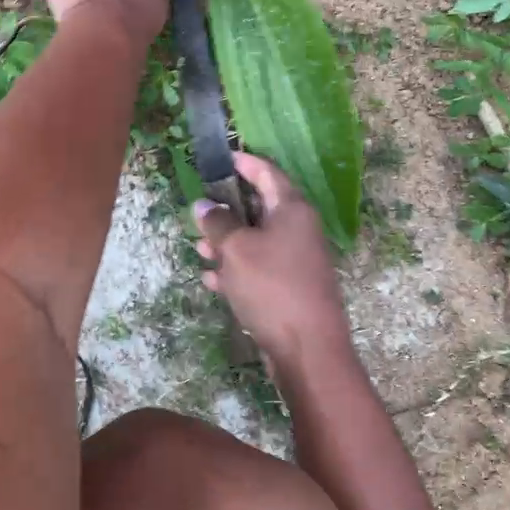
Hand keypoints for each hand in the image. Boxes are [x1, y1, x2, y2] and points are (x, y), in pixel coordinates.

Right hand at [193, 154, 349, 364]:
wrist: (309, 352)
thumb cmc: (272, 287)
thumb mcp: (236, 249)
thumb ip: (218, 223)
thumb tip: (204, 205)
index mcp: (291, 209)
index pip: (266, 172)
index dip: (243, 162)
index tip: (220, 158)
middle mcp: (298, 229)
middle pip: (259, 207)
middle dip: (227, 211)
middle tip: (199, 213)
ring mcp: (297, 260)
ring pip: (256, 240)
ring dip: (227, 243)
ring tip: (200, 251)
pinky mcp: (292, 288)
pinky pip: (260, 268)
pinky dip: (237, 270)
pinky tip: (213, 282)